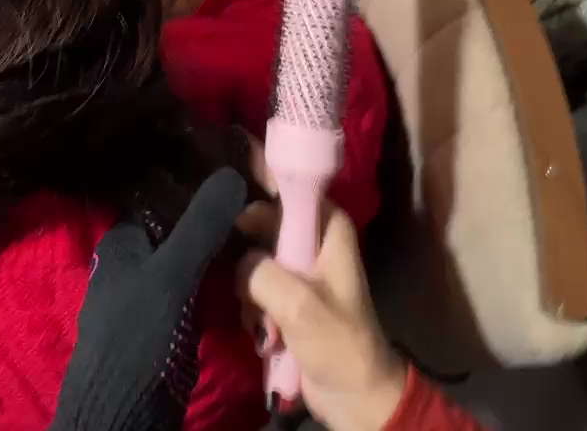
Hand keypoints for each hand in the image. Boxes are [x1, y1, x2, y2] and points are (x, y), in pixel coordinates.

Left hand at [48, 169, 246, 430]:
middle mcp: (140, 258)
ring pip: (203, 256)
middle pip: (190, 226)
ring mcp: (158, 291)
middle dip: (228, 220)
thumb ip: (200, 224)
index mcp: (126, 237)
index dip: (211, 183)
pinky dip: (231, 281)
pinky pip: (208, 287)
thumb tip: (232, 172)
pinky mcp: (175, 319)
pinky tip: (260, 272)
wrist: (122, 418)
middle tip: (272, 209)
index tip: (254, 177)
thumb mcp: (170, 274)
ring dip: (234, 251)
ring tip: (274, 236)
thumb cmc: (136, 337)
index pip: (174, 194)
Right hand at [235, 208, 408, 430]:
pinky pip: (255, 286)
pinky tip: (264, 334)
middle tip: (247, 288)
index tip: (232, 221)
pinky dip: (253, 308)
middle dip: (249, 258)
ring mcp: (298, 267)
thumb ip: (261, 273)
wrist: (354, 395)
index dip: (257, 200)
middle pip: (263, 224)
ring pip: (254, 258)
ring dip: (250, 292)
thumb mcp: (298, 303)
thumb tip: (236, 261)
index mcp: (328, 224)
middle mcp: (313, 237)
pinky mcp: (286, 294)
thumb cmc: (337, 341)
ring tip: (262, 323)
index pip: (287, 191)